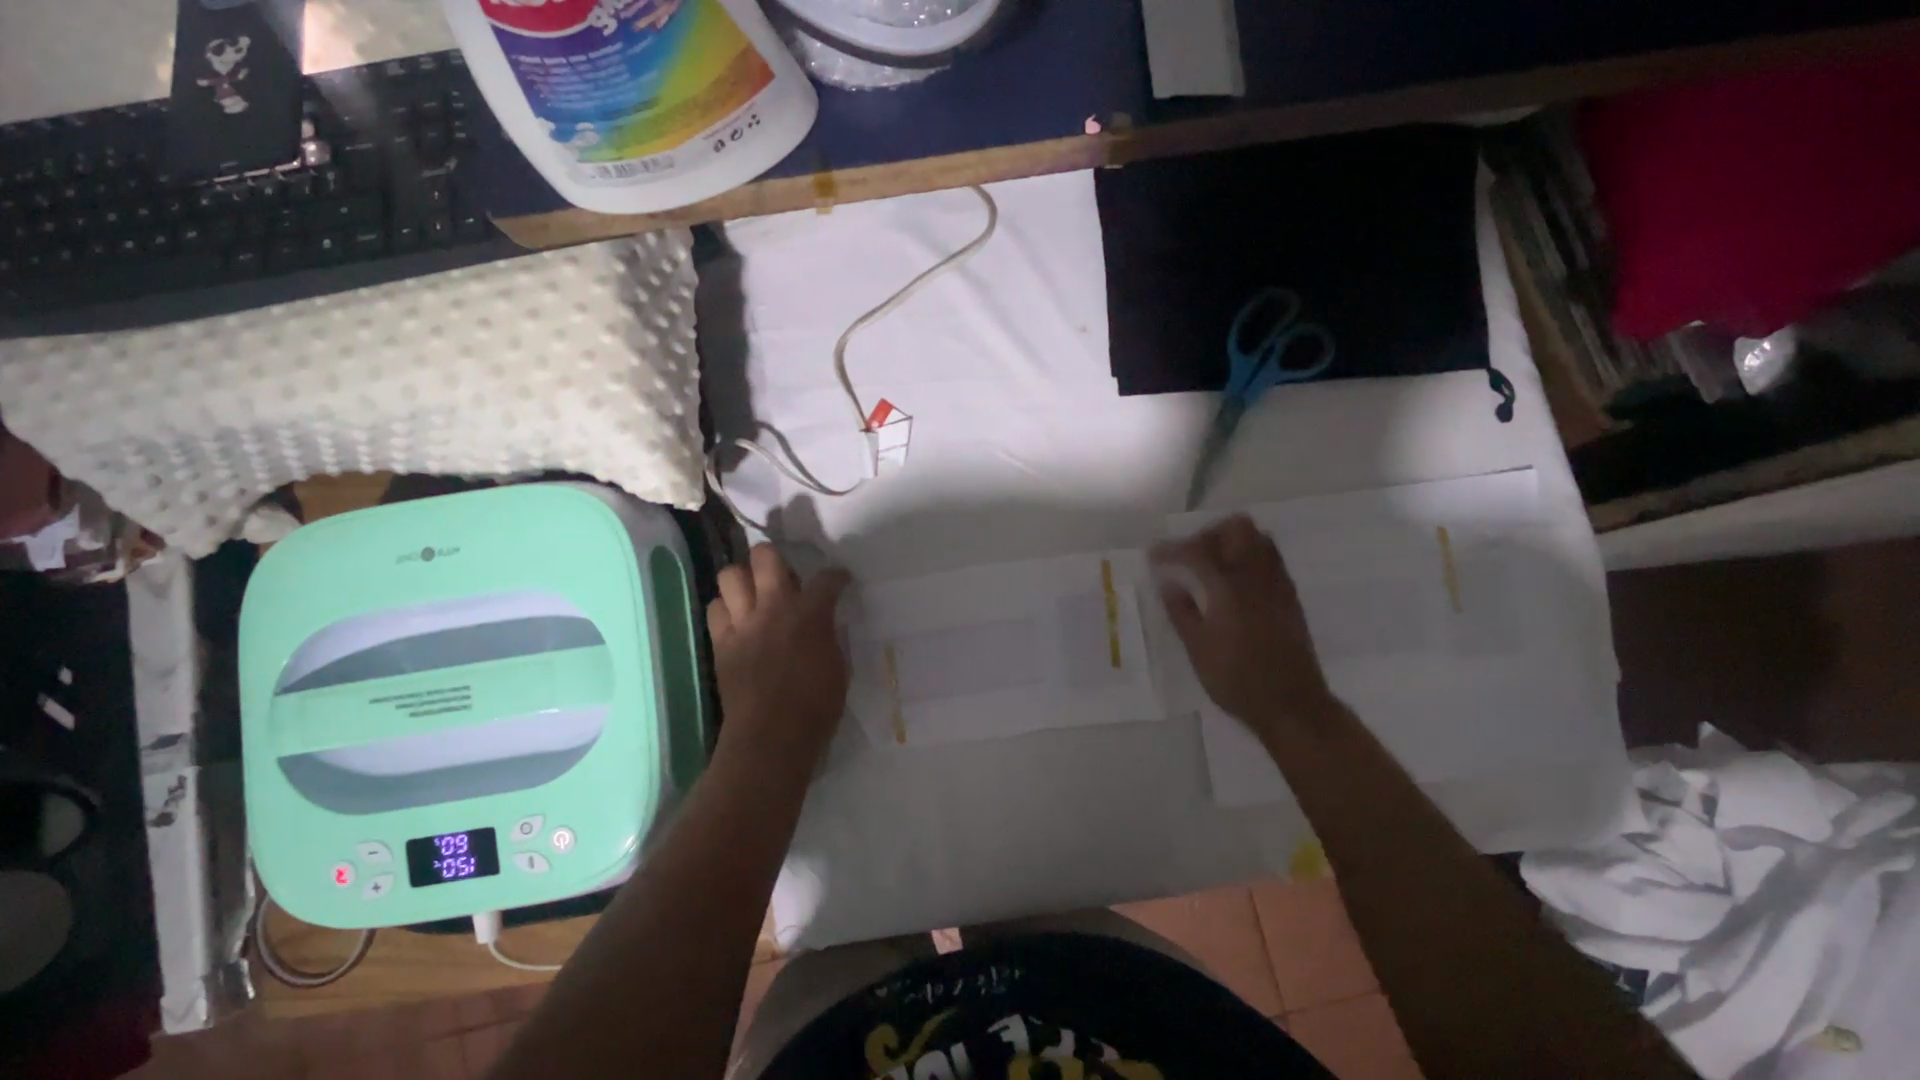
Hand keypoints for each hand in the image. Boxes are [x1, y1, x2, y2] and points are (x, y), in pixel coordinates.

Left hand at [708, 544, 851, 768]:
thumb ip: (829, 636)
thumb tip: (824, 623)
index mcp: (810, 615)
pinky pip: (715, 609)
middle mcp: (773, 608)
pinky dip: (726, 609)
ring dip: (744, 580)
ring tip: (754, 594)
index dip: (837, 576)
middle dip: (775, 558)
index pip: (827, 579)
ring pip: (730, 575)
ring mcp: (742, 623)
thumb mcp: (838, 667)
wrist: (771, 737)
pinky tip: (738, 621)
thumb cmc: (816, 707)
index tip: (840, 580)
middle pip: (765, 556)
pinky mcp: (721, 643)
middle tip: (784, 576)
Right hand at [1152, 515, 1335, 738]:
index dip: (1172, 549)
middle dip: (1208, 535)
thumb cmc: (1237, 680)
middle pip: (1237, 529)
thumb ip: (1182, 611)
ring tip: (1212, 567)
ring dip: (1233, 542)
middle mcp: (1257, 577)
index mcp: (1229, 589)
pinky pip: (1271, 559)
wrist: (1292, 704)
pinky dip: (1250, 558)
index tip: (1154, 556)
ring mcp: (1279, 584)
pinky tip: (1236, 584)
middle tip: (1189, 556)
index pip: (1197, 551)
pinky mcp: (1290, 596)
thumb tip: (1168, 582)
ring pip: (1259, 539)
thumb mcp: (1198, 649)